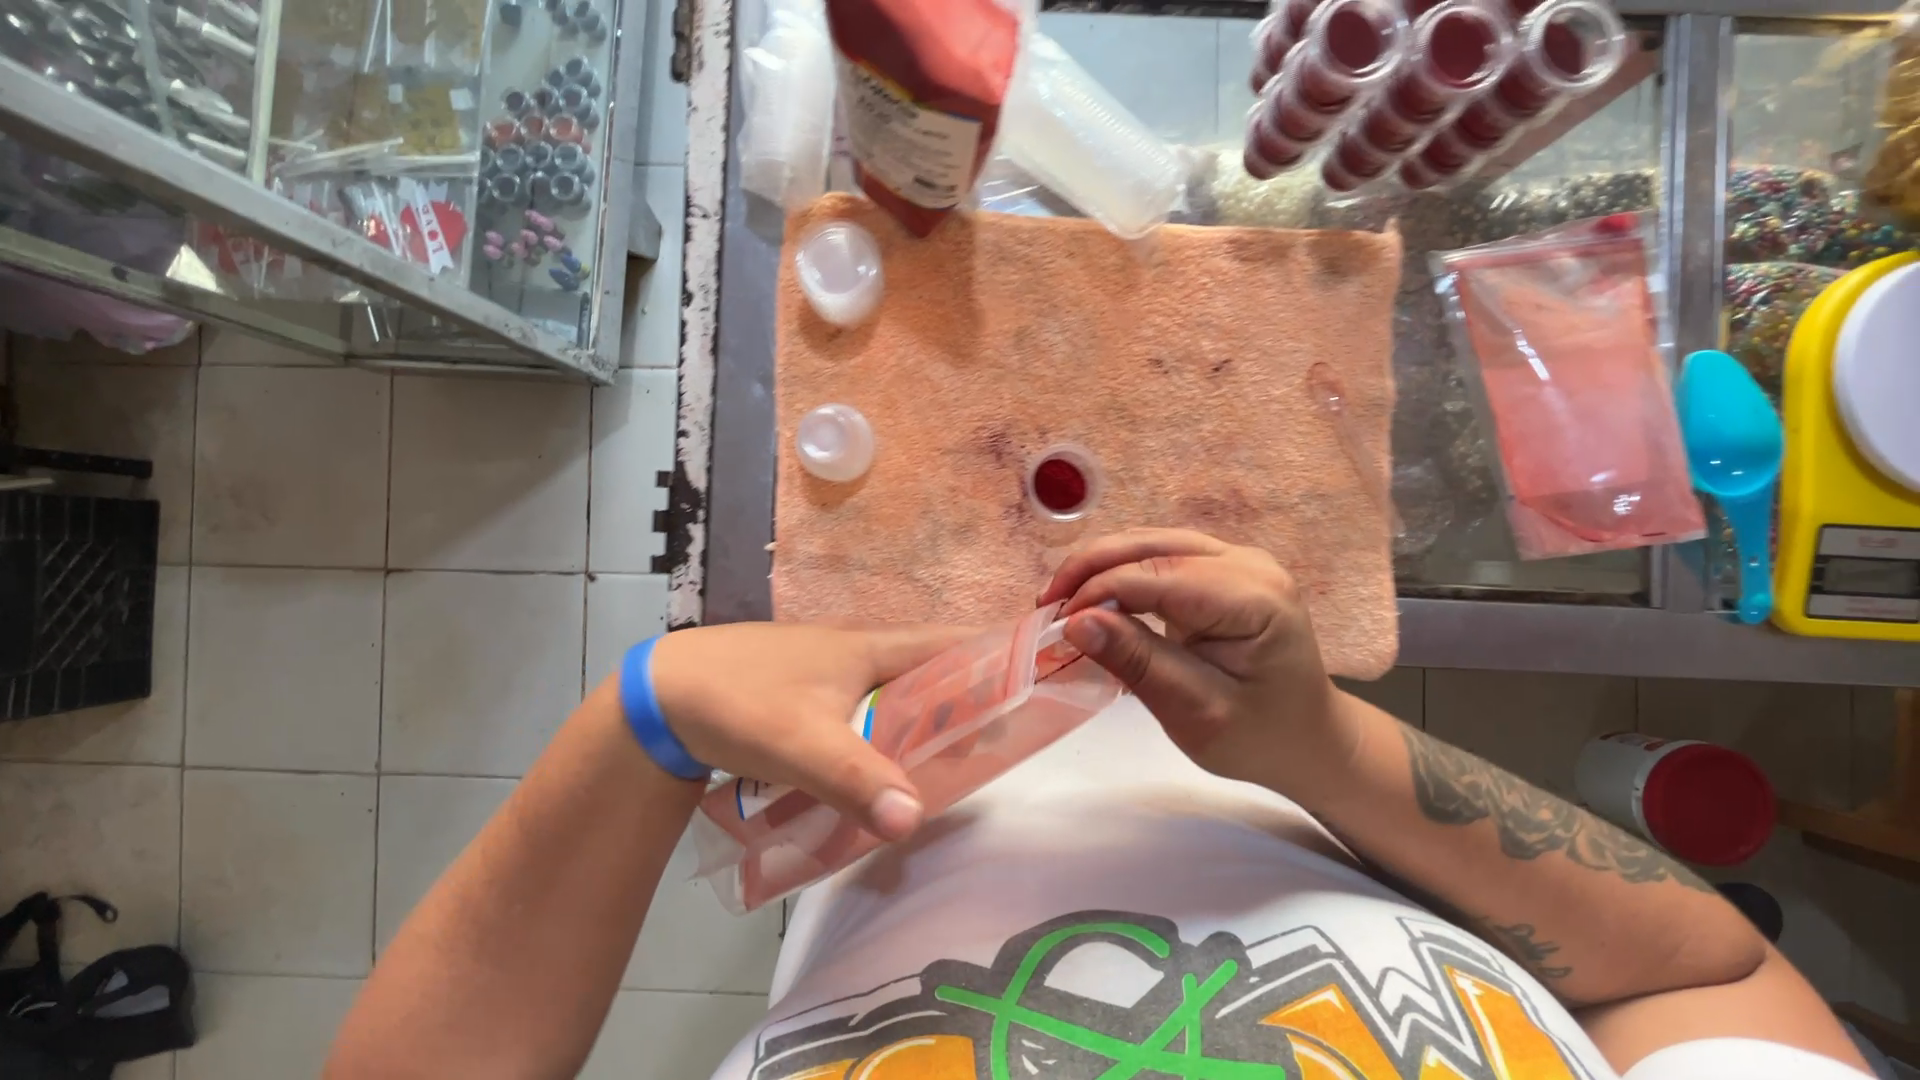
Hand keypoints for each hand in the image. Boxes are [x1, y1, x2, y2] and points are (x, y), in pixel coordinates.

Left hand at [647, 623, 973, 840]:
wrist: (662, 695)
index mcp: (870, 648)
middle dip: (963, 702)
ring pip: (894, 694)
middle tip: (991, 744)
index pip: (950, 643)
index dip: (994, 656)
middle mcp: (857, 653)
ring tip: (947, 762)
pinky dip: (884, 733)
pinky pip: (863, 712)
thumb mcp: (801, 742)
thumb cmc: (740, 701)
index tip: (1031, 685)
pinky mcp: (806, 696)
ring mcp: (829, 673)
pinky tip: (883, 767)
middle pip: (928, 673)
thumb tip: (917, 821)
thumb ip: (858, 779)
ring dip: (922, 721)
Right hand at [1037, 528, 1360, 796]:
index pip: (1159, 576)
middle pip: (1152, 545)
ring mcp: (1238, 561)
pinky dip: (1121, 570)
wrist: (1307, 739)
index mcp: (1253, 598)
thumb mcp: (1196, 711)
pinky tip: (1093, 594)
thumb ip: (1138, 661)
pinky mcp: (1223, 569)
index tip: (1056, 625)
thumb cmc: (1258, 737)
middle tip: (1046, 606)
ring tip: (1061, 599)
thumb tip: (1075, 622)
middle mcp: (1249, 564)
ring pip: (1151, 541)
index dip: (1099, 592)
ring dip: (1100, 565)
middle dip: (1091, 568)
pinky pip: (1161, 554)